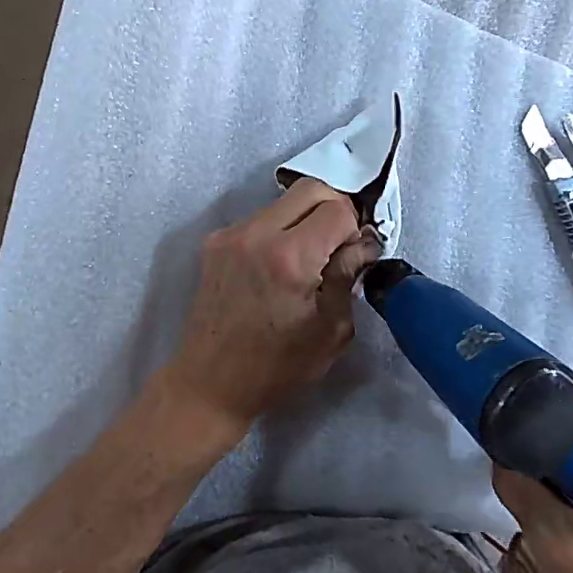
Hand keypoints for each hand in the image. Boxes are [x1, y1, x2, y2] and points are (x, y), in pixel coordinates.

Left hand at [165, 178, 380, 431]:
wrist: (210, 384)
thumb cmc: (277, 366)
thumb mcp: (331, 329)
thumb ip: (348, 275)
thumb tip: (362, 243)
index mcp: (289, 258)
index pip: (338, 209)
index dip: (354, 229)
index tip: (353, 255)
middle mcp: (257, 234)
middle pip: (311, 188)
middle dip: (335, 209)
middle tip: (339, 244)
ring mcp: (231, 234)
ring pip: (285, 200)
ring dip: (307, 218)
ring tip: (310, 258)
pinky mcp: (216, 242)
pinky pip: (262, 218)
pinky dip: (282, 230)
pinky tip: (281, 265)